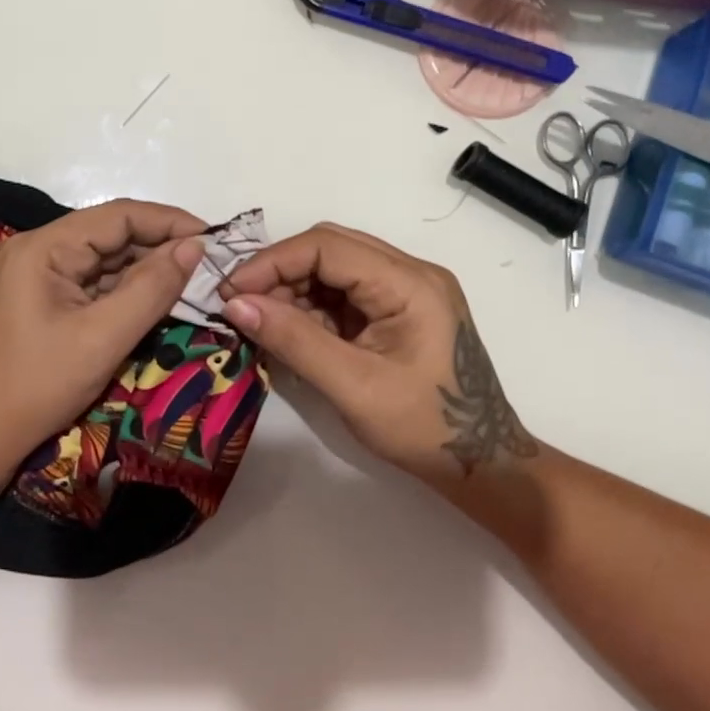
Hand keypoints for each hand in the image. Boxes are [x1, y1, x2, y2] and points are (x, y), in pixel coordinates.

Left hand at [0, 200, 206, 463]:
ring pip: (98, 262)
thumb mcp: (103, 338)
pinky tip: (151, 304)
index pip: (117, 216)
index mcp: (41, 247)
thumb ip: (152, 288)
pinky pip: (84, 285)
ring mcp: (29, 276)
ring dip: (142, 272)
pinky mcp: (31, 301)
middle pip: (107, 236)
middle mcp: (32, 250)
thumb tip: (194, 247)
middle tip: (209, 270)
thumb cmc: (38, 386)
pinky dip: (118, 293)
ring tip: (190, 286)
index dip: (169, 222)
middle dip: (158, 249)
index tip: (215, 240)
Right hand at [217, 223, 537, 486]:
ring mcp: (405, 291)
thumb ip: (294, 340)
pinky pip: (342, 293)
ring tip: (259, 323)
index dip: (272, 262)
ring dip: (291, 289)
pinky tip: (288, 331)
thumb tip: (235, 304)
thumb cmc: (423, 428)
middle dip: (278, 273)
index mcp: (410, 284)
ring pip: (332, 269)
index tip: (231, 293)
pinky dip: (309, 307)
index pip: (327, 246)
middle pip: (329, 249)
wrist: (478, 464)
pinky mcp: (396, 311)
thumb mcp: (353, 387)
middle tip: (240, 307)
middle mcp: (410, 274)